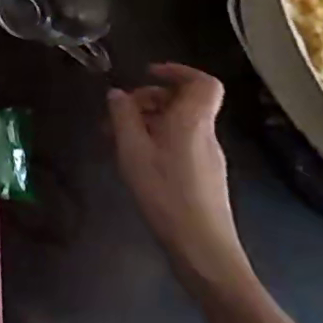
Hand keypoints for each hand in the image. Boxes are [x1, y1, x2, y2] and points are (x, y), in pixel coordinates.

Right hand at [108, 63, 248, 285]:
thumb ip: (122, 116)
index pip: (203, 82)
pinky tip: (134, 160)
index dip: (177, 71)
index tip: (147, 73)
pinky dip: (155, 141)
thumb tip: (117, 94)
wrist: (203, 251)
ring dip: (146, 122)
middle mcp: (205, 135)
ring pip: (177, 124)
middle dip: (147, 99)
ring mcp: (207, 158)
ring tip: (116, 138)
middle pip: (182, 102)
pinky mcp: (204, 178)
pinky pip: (179, 144)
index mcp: (193, 121)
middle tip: (117, 113)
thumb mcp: (132, 149)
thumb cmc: (166, 193)